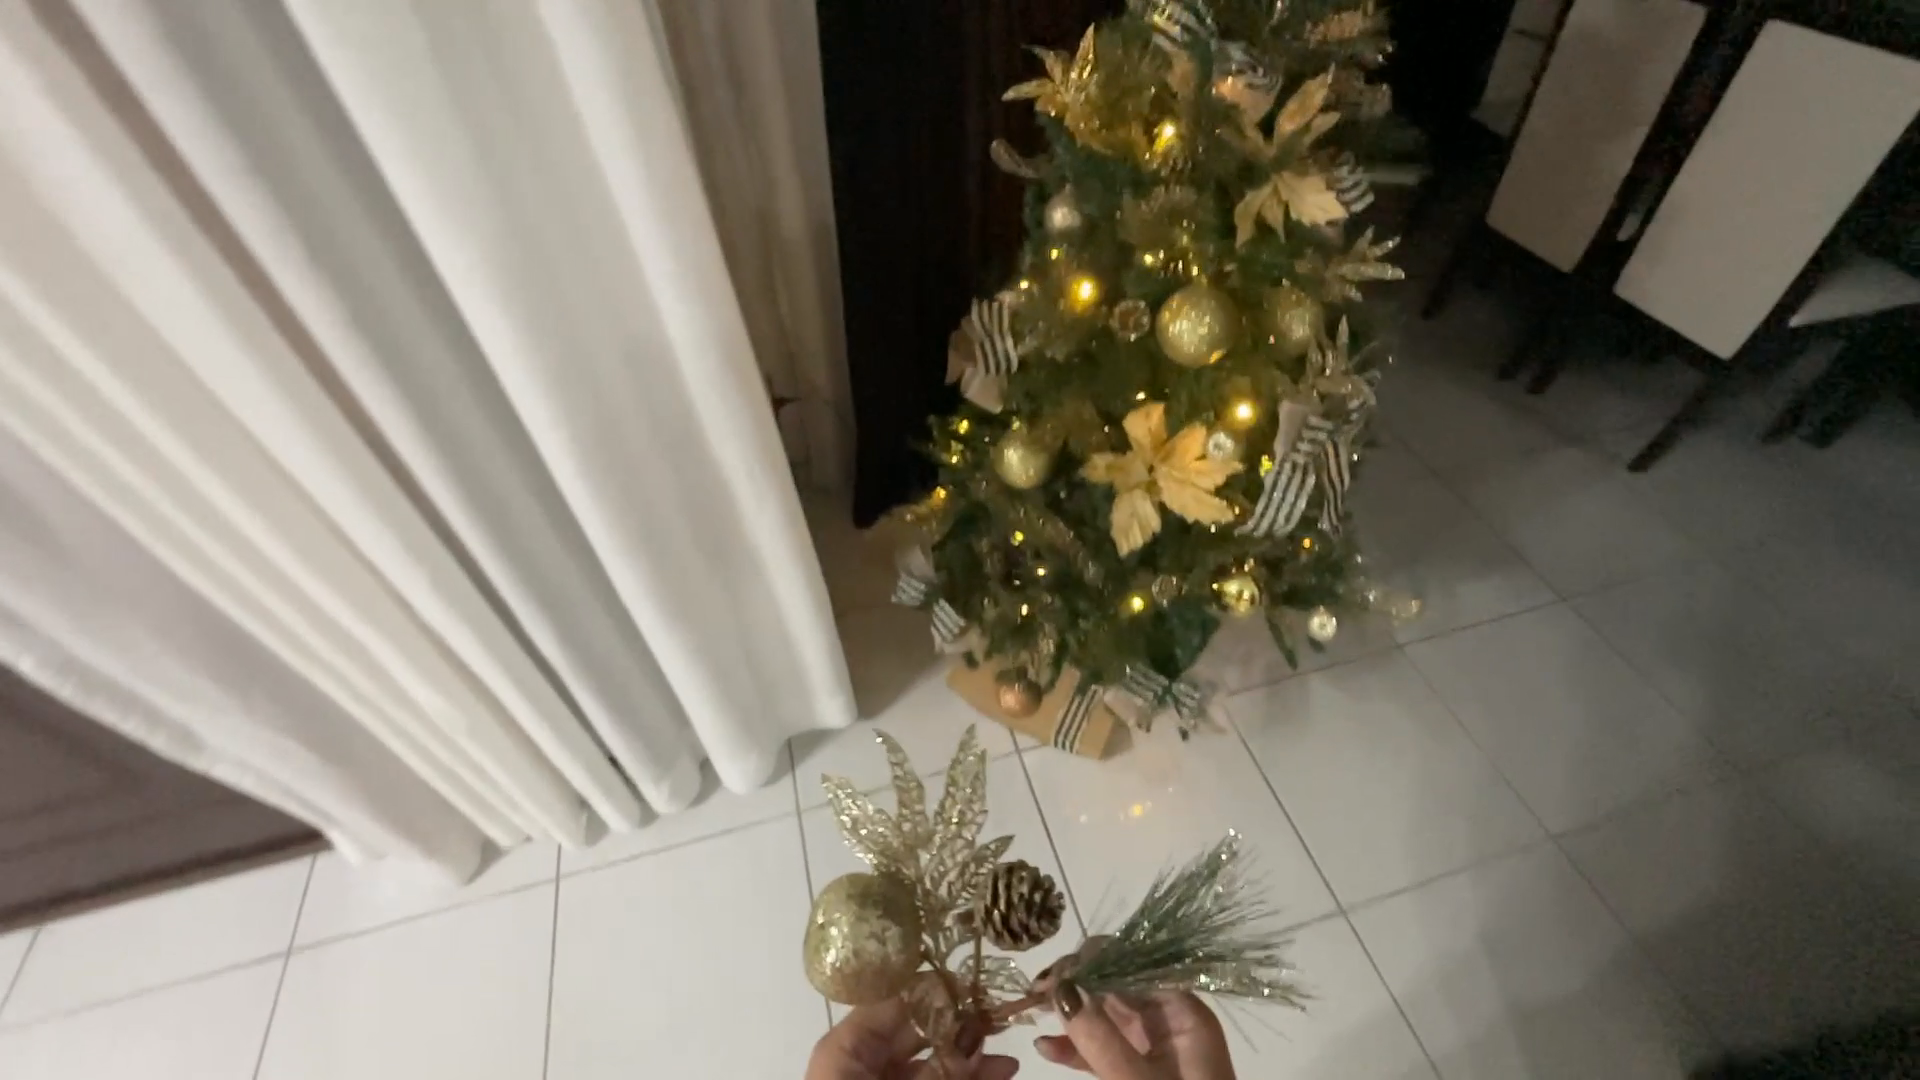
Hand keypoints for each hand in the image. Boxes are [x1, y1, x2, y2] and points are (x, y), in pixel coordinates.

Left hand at [806, 995, 1020, 1079]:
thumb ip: (938, 1072)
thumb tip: (977, 1040)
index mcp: (848, 1046)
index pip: (896, 999)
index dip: (937, 990)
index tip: (977, 985)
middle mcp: (864, 1061)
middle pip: (920, 1031)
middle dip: (962, 1025)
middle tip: (1000, 1019)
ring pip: (934, 1064)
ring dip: (972, 1061)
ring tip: (1009, 1061)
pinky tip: (999, 1077)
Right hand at [1033, 983, 1235, 1079]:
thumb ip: (1100, 1038)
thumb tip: (1063, 986)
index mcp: (1183, 1013)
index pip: (1133, 964)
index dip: (1090, 962)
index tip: (1052, 975)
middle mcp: (1171, 1021)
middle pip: (1116, 984)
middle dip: (1075, 983)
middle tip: (1035, 990)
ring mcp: (1156, 1047)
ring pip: (1105, 1014)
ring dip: (1070, 1012)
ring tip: (1033, 1009)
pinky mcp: (1141, 1072)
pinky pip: (1105, 1046)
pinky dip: (1077, 1046)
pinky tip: (1046, 1047)